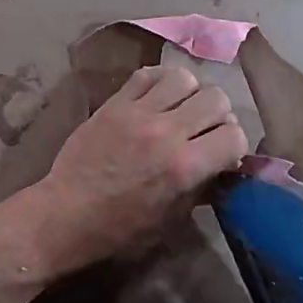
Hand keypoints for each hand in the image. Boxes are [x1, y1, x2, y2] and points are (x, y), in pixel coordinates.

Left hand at [37, 65, 249, 265]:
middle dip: (219, 115)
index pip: (235, 135)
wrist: (66, 215)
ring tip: (181, 109)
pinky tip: (157, 97)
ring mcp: (138, 113)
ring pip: (184, 78)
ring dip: (190, 94)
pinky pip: (147, 74)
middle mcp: (167, 132)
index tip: (225, 153)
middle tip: (205, 129)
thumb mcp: (172, 218)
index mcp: (185, 167)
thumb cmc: (121, 228)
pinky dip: (159, 81)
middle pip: (216, 99)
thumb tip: (223, 164)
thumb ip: (201, 186)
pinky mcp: (114, 104)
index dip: (236, 144)